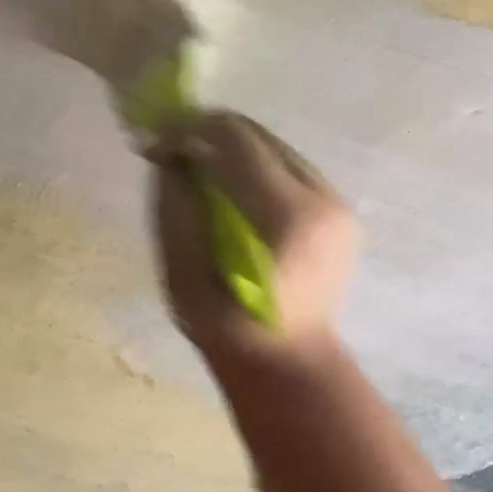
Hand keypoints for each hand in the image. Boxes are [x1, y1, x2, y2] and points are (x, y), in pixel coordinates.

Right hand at [149, 111, 357, 365]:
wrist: (288, 361)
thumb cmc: (225, 323)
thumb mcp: (182, 270)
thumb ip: (175, 207)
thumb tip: (170, 158)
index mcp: (284, 215)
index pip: (235, 139)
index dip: (188, 130)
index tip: (154, 145)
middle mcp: (321, 199)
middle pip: (258, 136)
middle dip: (207, 134)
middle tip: (167, 152)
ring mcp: (337, 205)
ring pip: (275, 149)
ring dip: (229, 151)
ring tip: (192, 170)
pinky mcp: (339, 213)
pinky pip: (289, 170)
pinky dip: (251, 168)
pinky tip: (225, 191)